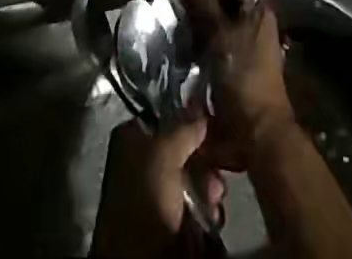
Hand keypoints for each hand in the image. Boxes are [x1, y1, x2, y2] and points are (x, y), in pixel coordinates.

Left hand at [91, 118, 223, 258]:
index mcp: (132, 136)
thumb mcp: (162, 155)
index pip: (167, 116)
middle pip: (185, 148)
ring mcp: (159, 189)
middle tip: (219, 170)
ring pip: (196, 176)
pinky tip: (212, 214)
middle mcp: (144, 158)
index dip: (191, 121)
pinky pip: (198, 203)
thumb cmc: (144, 196)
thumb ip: (183, 130)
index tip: (216, 126)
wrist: (139, 257)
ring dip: (210, 186)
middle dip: (206, 159)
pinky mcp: (173, 217)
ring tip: (213, 198)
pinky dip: (208, 207)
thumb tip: (201, 108)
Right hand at [184, 0, 297, 167]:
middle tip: (174, 0)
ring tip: (174, 20)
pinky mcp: (235, 60)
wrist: (256, 128)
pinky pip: (213, 38)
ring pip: (216, 18)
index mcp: (258, 11)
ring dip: (196, 18)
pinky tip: (181, 41)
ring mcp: (245, 42)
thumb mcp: (222, 35)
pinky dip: (198, 37)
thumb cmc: (243, 75)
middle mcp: (254, 22)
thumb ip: (204, 3)